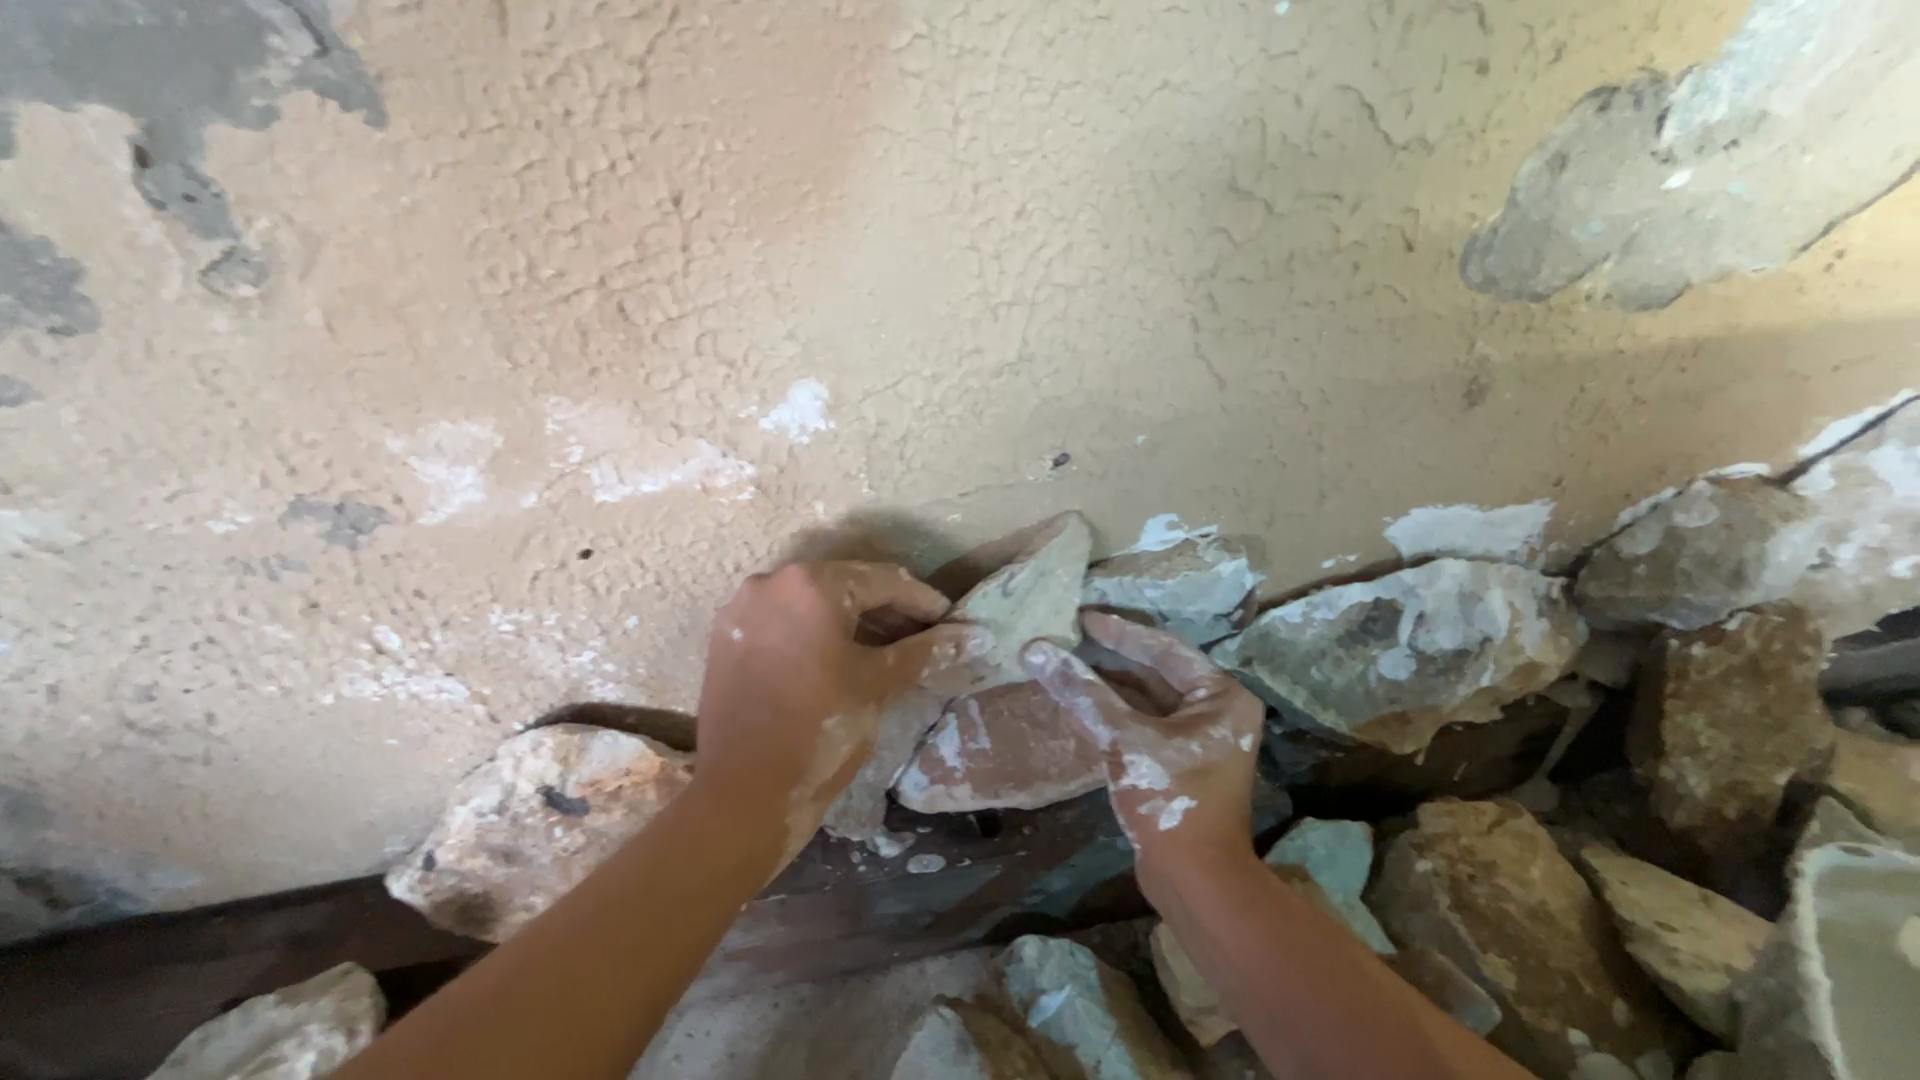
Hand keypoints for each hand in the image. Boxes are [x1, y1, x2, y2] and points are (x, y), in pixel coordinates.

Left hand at [695, 562, 989, 863]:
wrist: (742, 793)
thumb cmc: (818, 732)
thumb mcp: (877, 685)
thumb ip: (924, 652)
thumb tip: (974, 636)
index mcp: (811, 585)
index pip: (883, 581)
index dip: (924, 602)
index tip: (953, 621)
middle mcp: (771, 583)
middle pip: (846, 586)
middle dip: (889, 610)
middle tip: (927, 637)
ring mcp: (743, 609)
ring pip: (813, 603)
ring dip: (853, 622)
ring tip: (891, 651)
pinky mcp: (728, 638)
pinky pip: (785, 621)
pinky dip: (817, 633)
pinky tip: (843, 659)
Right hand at [1021, 611, 1264, 878]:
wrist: (1195, 880)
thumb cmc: (1171, 801)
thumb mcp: (1124, 740)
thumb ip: (1082, 693)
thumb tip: (1035, 650)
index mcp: (1221, 696)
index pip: (1164, 649)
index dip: (1119, 632)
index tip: (1080, 617)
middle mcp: (1217, 710)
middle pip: (1155, 671)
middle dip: (1110, 657)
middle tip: (1068, 637)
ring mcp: (1199, 738)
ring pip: (1146, 699)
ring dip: (1107, 685)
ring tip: (1066, 665)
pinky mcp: (1179, 762)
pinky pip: (1142, 724)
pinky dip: (1112, 713)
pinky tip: (1080, 703)